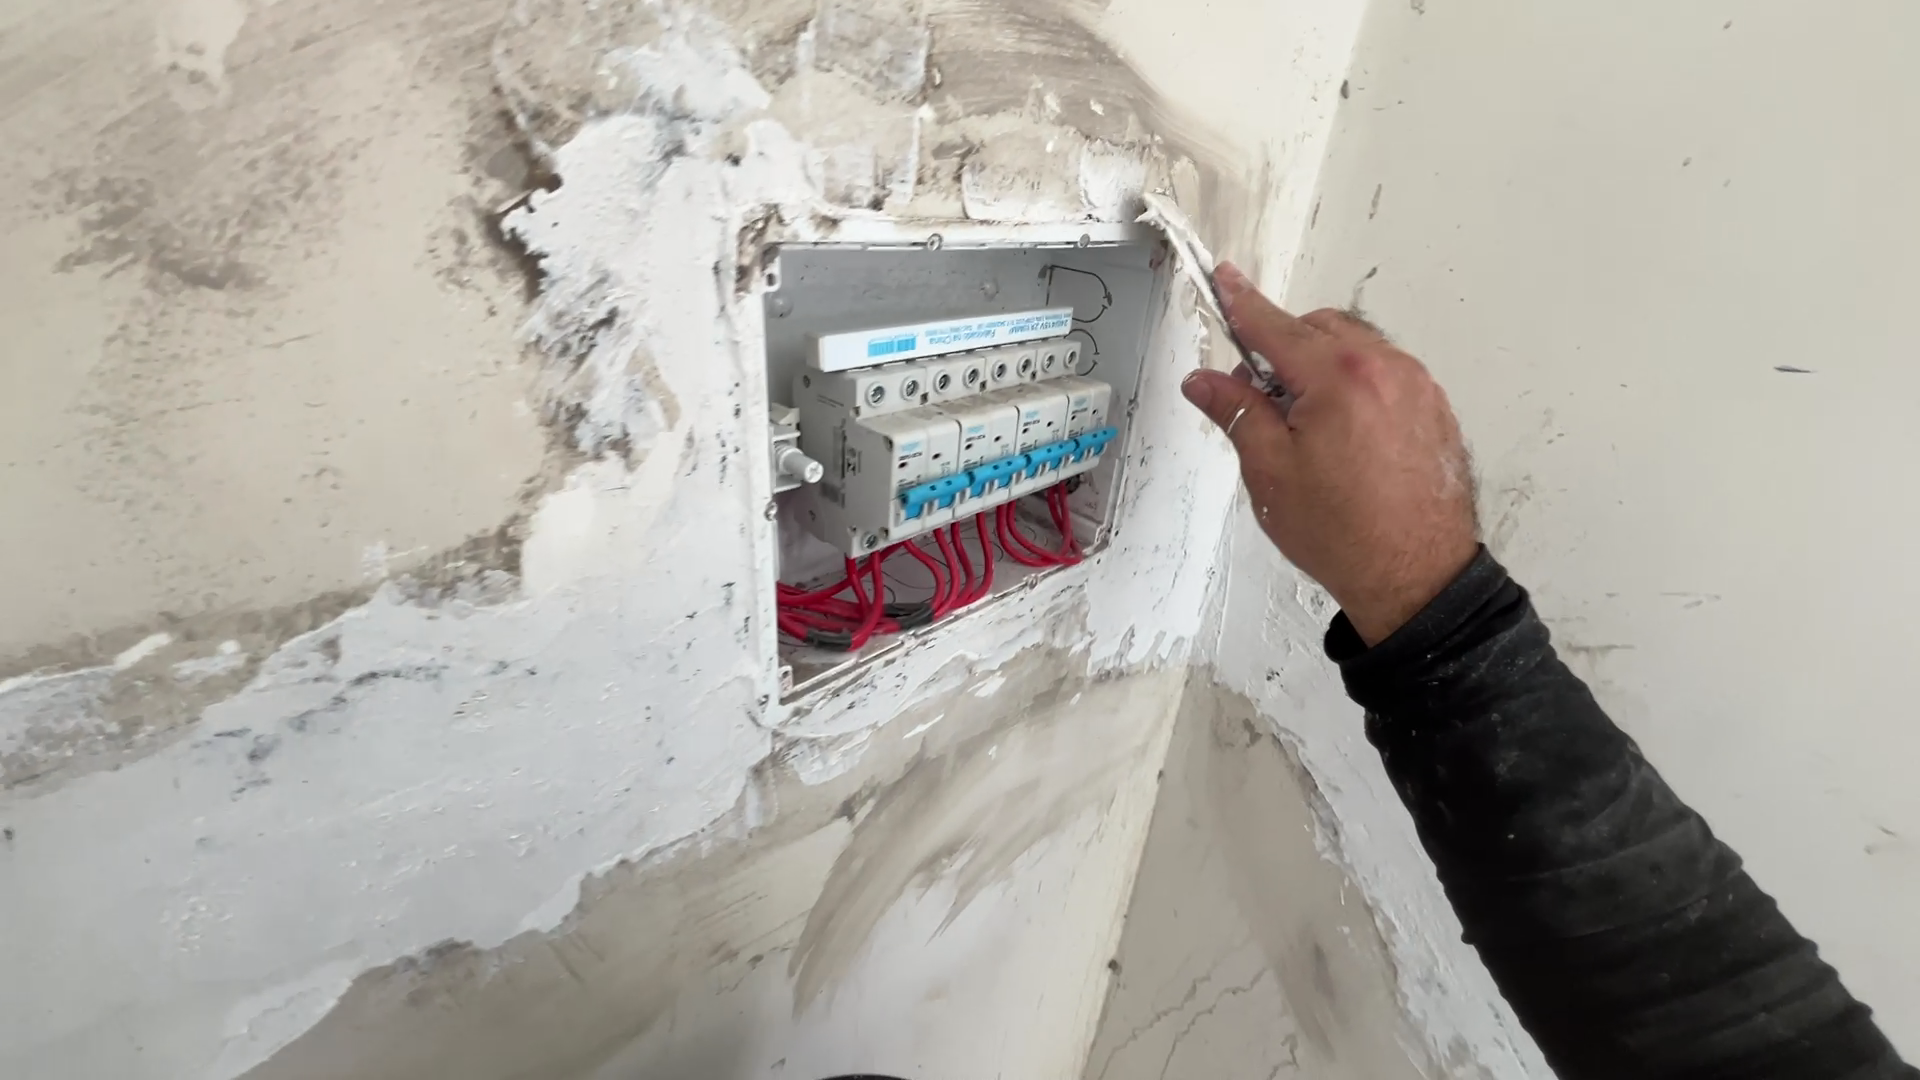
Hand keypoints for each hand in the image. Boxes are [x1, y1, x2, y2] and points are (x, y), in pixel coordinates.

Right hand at [1182, 263, 1478, 645]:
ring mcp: (1417, 387)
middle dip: (1280, 347)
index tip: (1225, 277)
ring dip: (1317, 367)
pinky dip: (1350, 385)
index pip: (1275, 326)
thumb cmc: (1341, 530)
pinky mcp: (1433, 408)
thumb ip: (1236, 411)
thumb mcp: (1268, 470)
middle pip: (1318, 329)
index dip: (1242, 302)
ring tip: (1300, 426)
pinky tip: (1336, 434)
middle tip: (1257, 397)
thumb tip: (1205, 381)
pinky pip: (1381, 372)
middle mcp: (1386, 369)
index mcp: (1339, 379)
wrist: (1414, 574)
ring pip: (1353, 348)